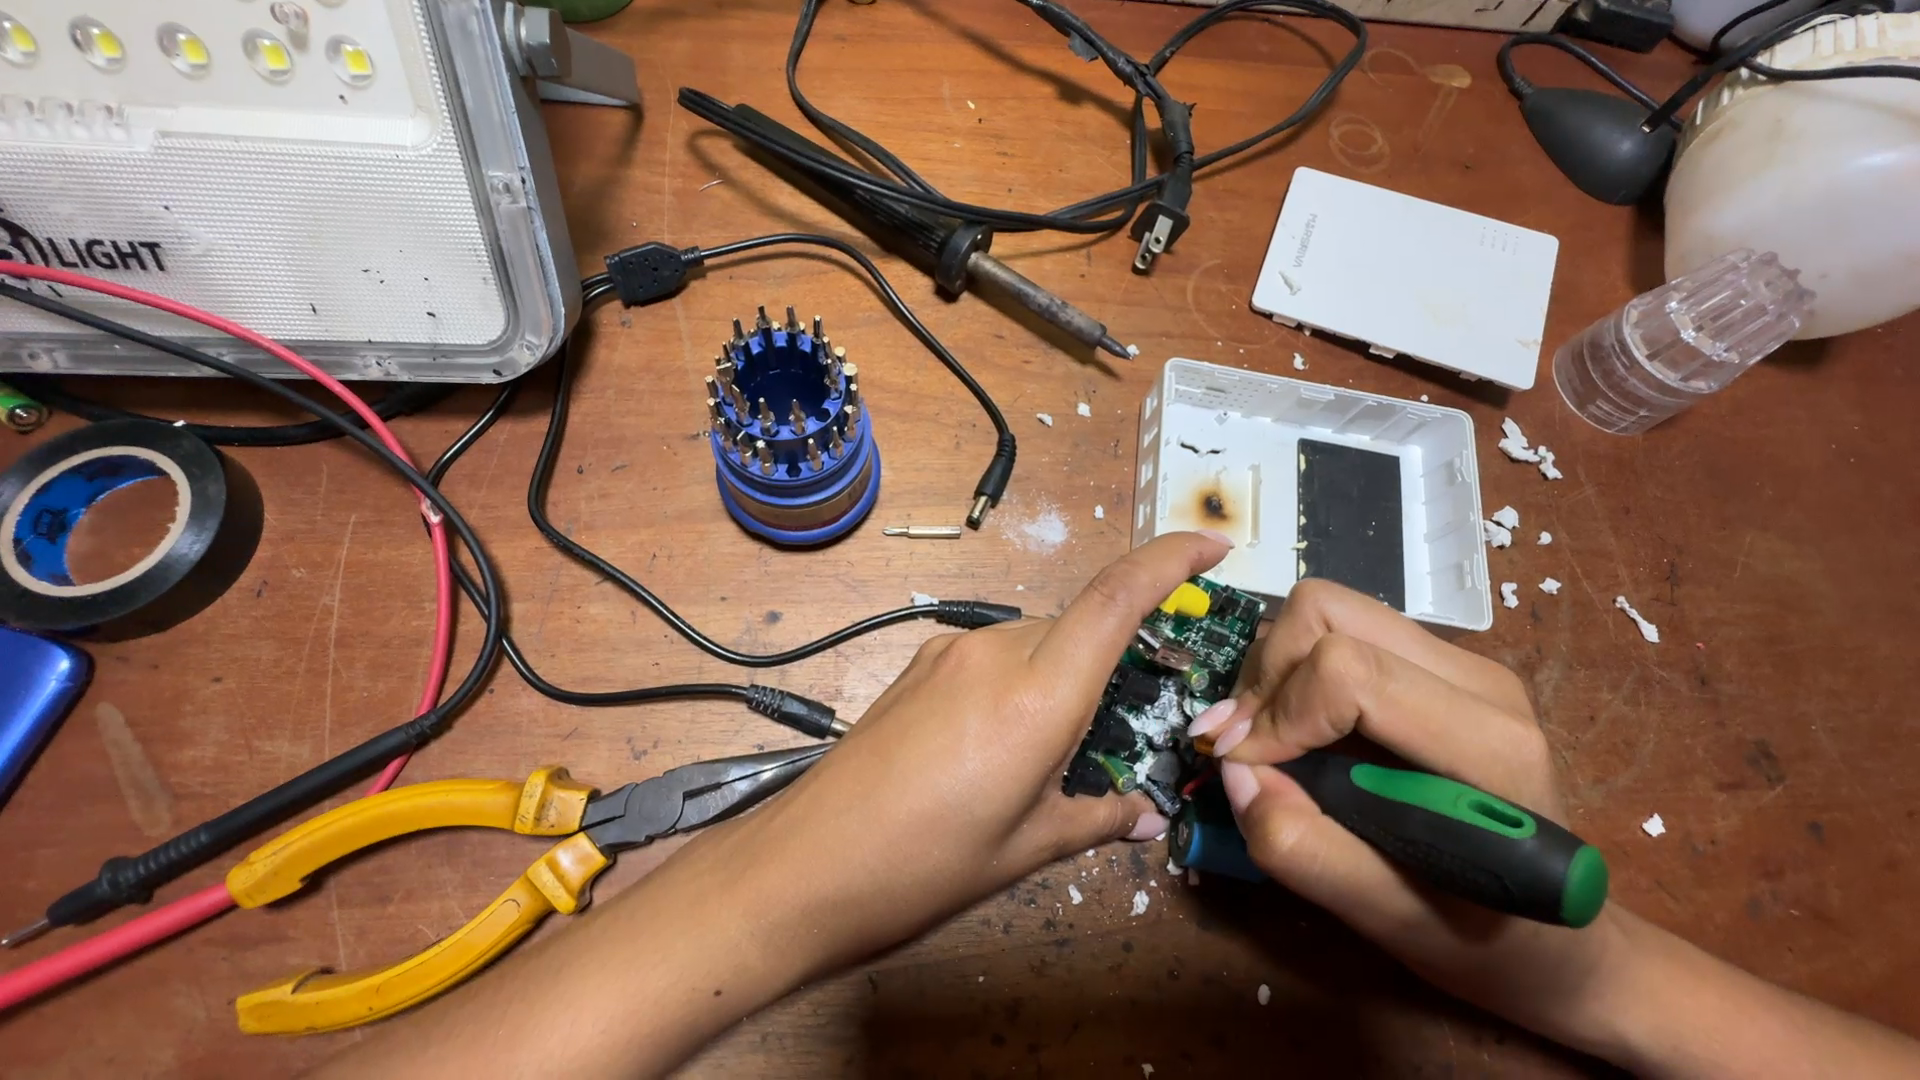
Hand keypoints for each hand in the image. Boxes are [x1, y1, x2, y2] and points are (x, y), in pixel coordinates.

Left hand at [707, 530, 1232, 966]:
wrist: (803, 865)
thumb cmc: (924, 866)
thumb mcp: (1025, 849)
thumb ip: (1094, 817)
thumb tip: (1143, 813)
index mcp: (1036, 694)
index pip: (1115, 598)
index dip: (1169, 559)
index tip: (1212, 547)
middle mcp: (994, 652)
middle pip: (1078, 626)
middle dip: (1111, 661)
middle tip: (1114, 729)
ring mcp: (949, 652)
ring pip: (1034, 641)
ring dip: (1059, 678)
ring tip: (1043, 755)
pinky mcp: (919, 665)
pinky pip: (991, 656)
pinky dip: (1018, 684)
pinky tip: (995, 745)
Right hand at [1183, 579, 1631, 1050]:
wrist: (1557, 937)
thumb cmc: (1481, 938)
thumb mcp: (1388, 919)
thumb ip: (1304, 850)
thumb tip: (1235, 772)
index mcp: (1488, 742)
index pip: (1346, 671)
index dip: (1277, 714)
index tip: (1244, 766)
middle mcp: (1476, 678)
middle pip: (1325, 612)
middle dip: (1264, 675)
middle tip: (1243, 744)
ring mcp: (1456, 661)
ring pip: (1324, 610)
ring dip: (1271, 670)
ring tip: (1263, 737)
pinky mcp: (1432, 663)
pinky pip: (1335, 630)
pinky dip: (1290, 670)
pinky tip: (1291, 727)